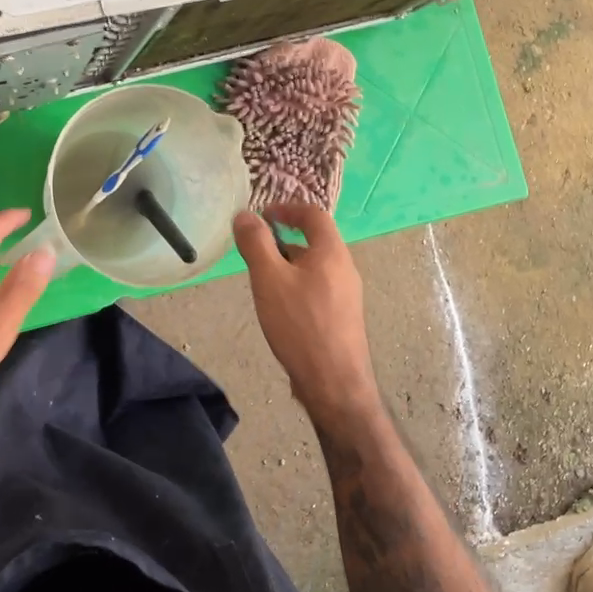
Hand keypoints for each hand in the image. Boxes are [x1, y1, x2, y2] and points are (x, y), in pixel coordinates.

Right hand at [232, 204, 379, 419]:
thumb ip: (256, 244)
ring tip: (263, 280)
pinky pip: (318, 288)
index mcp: (332, 252)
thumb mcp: (269, 279)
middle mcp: (345, 268)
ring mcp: (347, 295)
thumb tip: (245, 215)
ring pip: (316, 267)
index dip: (288, 208)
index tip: (263, 215)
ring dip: (289, 264)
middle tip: (257, 250)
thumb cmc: (300, 324)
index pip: (313, 214)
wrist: (334, 383)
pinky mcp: (343, 318)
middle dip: (285, 239)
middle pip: (316, 240)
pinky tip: (280, 308)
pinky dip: (297, 285)